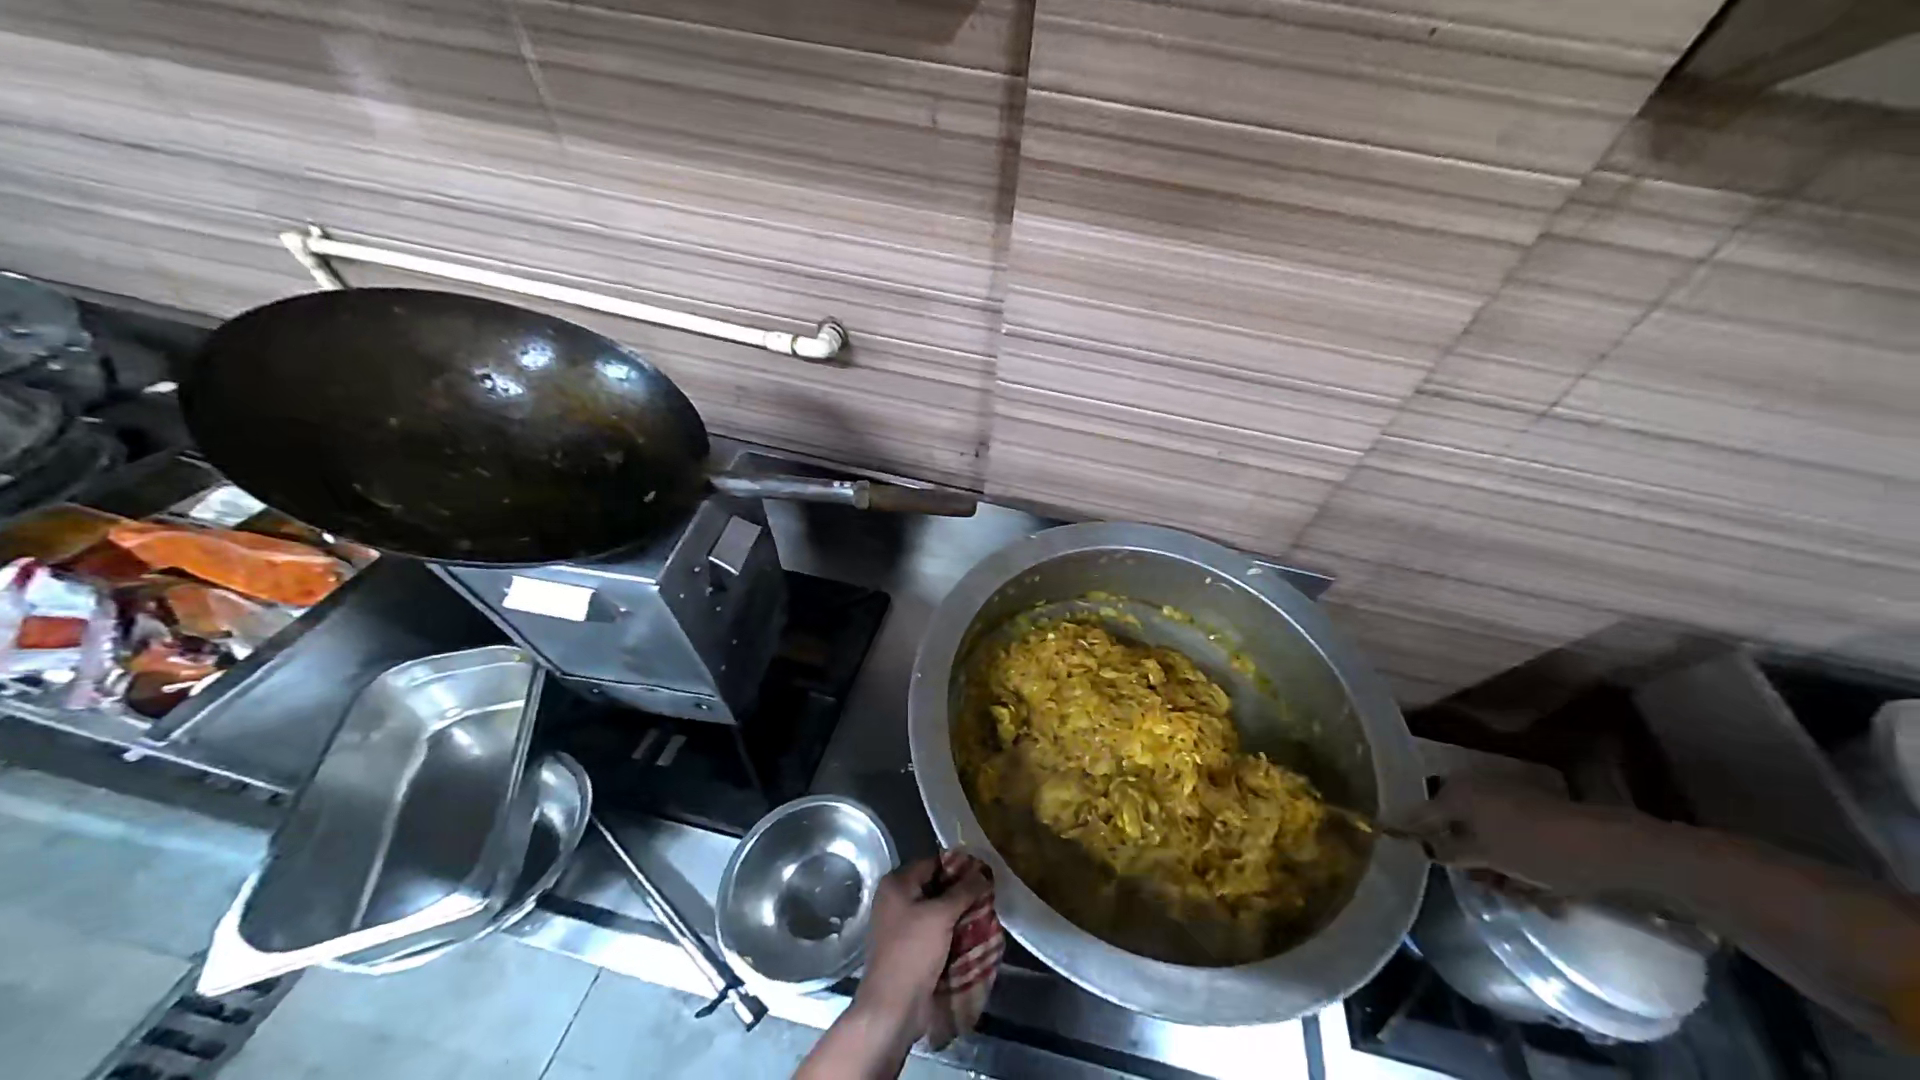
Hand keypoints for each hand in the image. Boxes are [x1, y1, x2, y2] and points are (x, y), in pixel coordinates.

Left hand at [853, 855, 991, 1038]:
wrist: (892, 1006)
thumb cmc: (913, 952)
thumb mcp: (941, 915)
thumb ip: (964, 890)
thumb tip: (983, 872)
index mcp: (896, 884)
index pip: (933, 862)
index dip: (959, 866)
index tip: (984, 873)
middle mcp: (895, 899)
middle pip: (935, 885)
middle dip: (961, 891)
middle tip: (988, 895)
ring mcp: (900, 924)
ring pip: (936, 909)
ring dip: (958, 912)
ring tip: (985, 914)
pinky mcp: (908, 947)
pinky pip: (933, 929)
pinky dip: (951, 930)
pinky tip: (971, 933)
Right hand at [1390, 777, 1658, 898]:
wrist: (1612, 849)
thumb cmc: (1535, 848)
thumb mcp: (1484, 854)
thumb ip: (1447, 850)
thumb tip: (1423, 847)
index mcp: (1458, 793)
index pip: (1421, 813)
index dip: (1408, 831)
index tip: (1393, 844)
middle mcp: (1479, 792)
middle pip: (1458, 829)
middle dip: (1467, 861)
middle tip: (1479, 887)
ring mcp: (1511, 804)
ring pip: (1491, 841)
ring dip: (1499, 871)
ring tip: (1519, 900)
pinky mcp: (1540, 820)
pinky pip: (1518, 845)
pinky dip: (1524, 868)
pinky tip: (1544, 897)